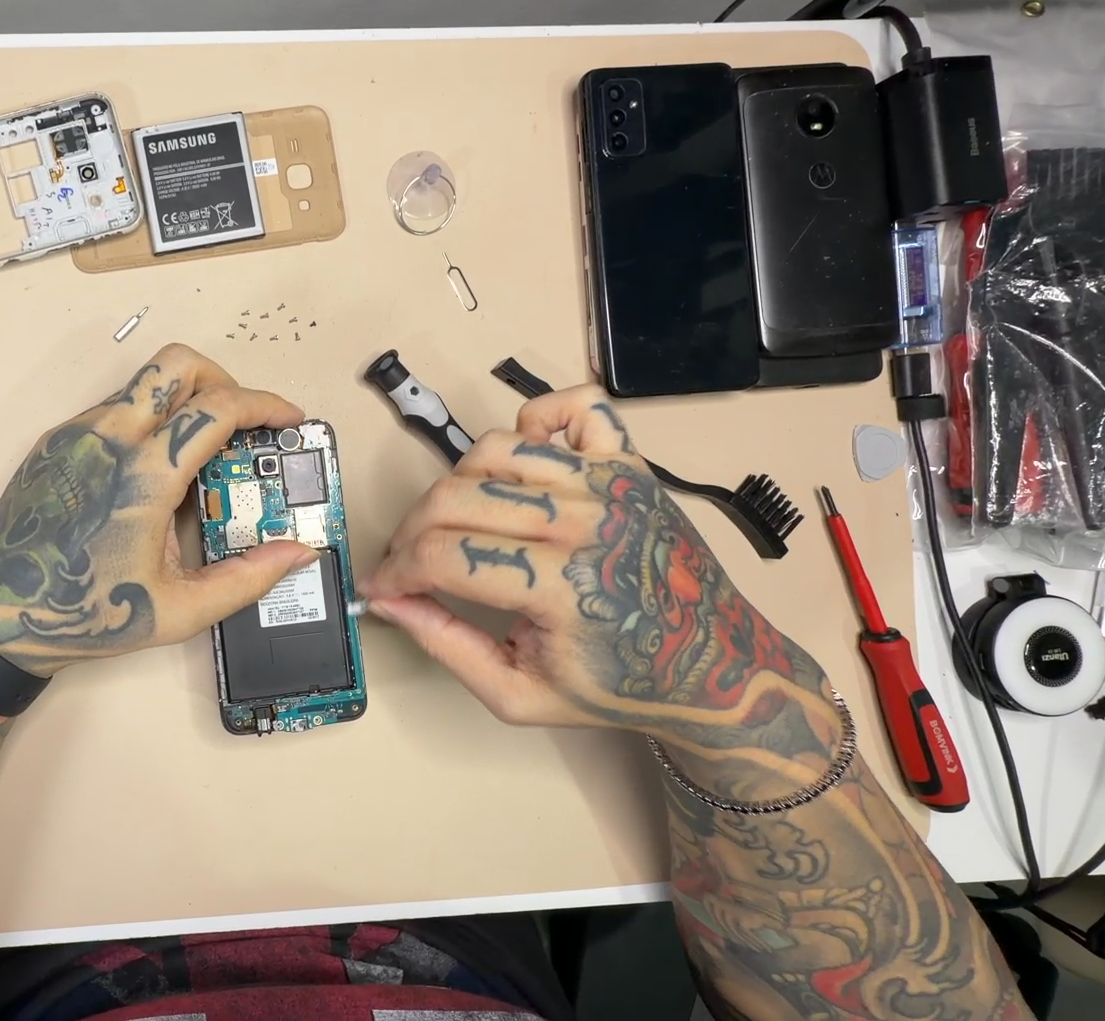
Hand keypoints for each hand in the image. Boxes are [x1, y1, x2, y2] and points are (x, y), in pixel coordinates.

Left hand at [0, 344, 319, 674]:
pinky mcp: (56, 443)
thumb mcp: (180, 610)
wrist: (1, 615)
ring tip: (198, 450)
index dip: (264, 405)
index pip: (217, 408)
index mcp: (142, 478)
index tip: (286, 420)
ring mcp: (76, 436)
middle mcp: (107, 441)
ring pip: (142, 383)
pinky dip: (147, 420)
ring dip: (183, 400)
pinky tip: (152, 469)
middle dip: (221, 379)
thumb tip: (296, 553)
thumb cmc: (86, 614)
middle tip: (238, 421)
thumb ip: (247, 579)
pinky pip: (113, 408)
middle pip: (177, 364)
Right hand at [363, 386, 821, 740]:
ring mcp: (610, 484)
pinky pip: (575, 408)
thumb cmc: (622, 686)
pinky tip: (523, 460)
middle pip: (455, 496)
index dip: (396, 571)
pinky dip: (537, 419)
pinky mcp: (629, 465)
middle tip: (409, 561)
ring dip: (456, 483)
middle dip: (410, 532)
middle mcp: (585, 522)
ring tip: (459, 521)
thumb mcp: (517, 695)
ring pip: (495, 450)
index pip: (443, 555)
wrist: (721, 672)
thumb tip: (388, 601)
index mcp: (562, 588)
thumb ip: (444, 645)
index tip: (383, 587)